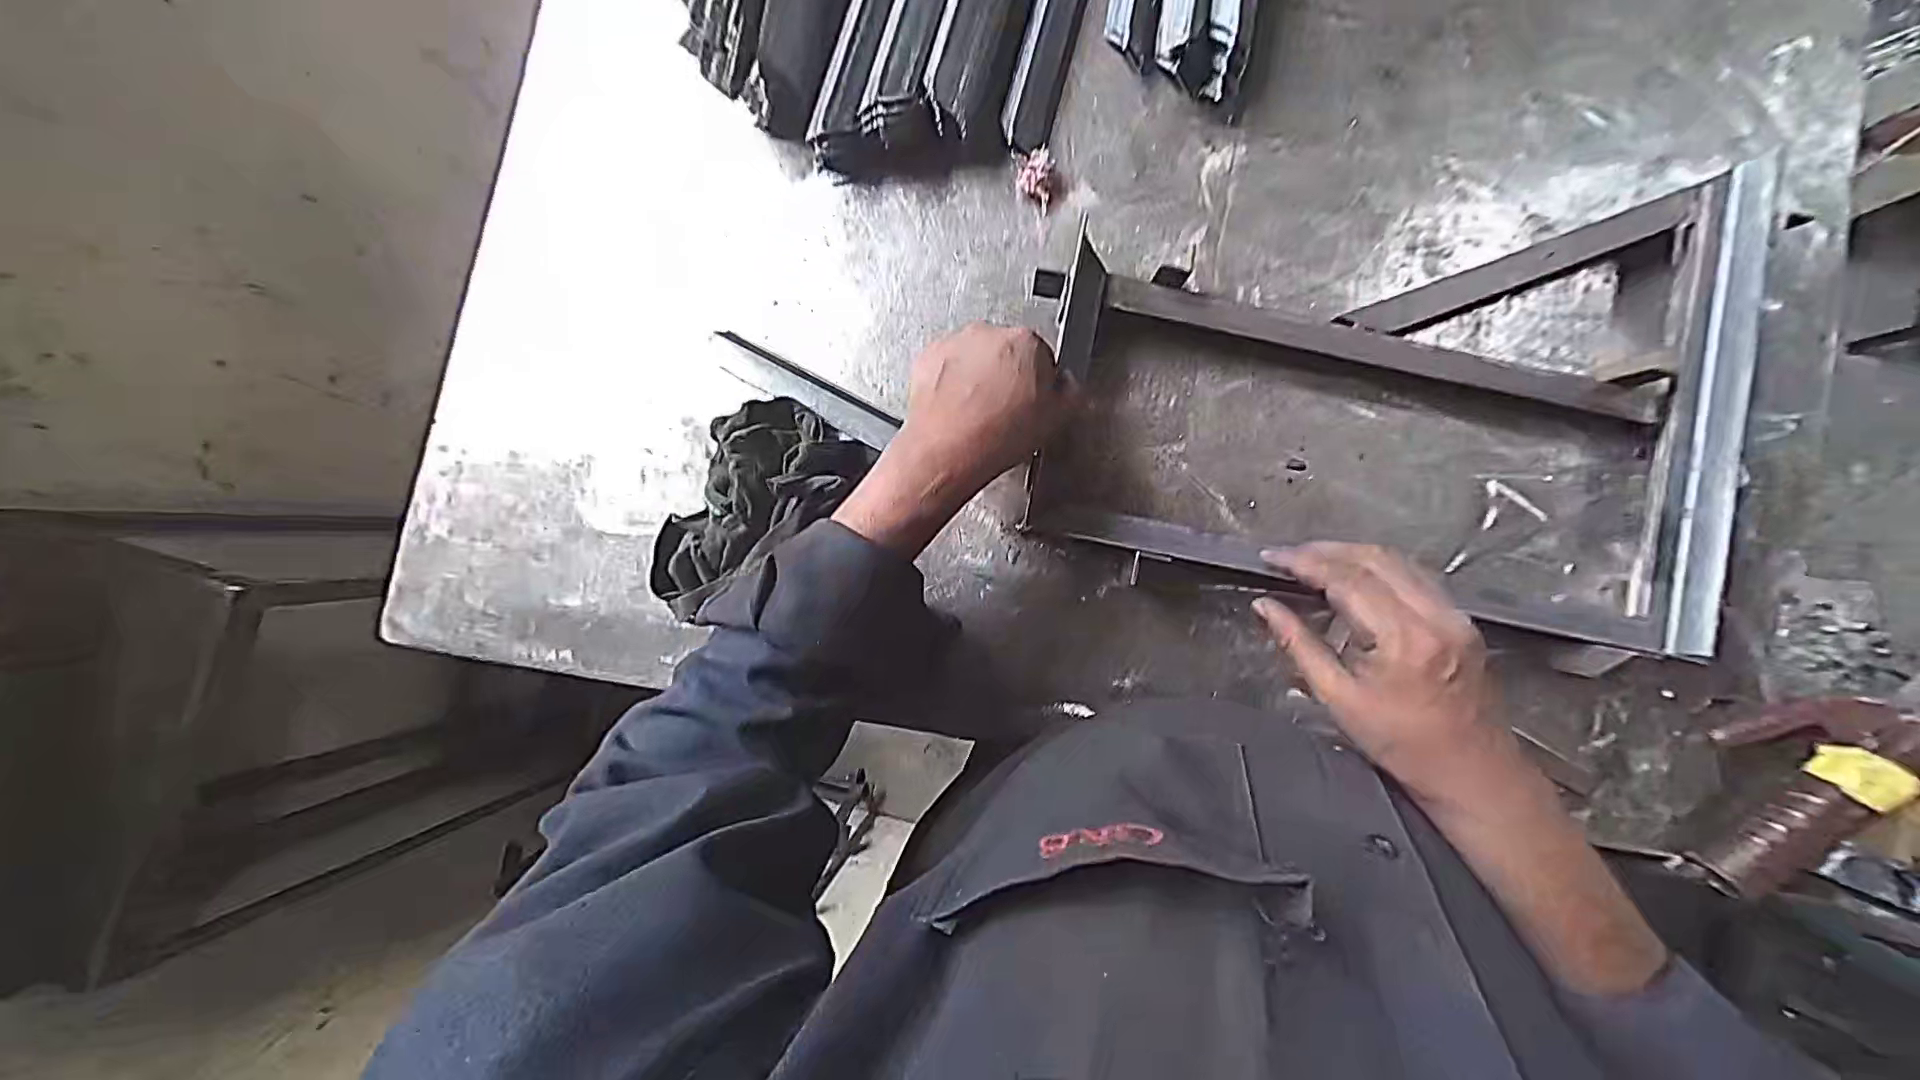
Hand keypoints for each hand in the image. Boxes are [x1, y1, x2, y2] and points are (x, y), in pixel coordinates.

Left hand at [893, 322, 1078, 492]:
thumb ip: (1069, 393)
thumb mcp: (1055, 420)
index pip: (1042, 355)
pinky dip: (949, 383)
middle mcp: (989, 335)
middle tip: (1005, 411)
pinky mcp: (928, 358)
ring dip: (977, 378)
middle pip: (1006, 352)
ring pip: (974, 358)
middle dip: (1006, 376)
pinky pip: (945, 367)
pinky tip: (956, 410)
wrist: (946, 450)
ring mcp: (955, 344)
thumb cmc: (993, 436)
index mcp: (1027, 342)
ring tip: (978, 415)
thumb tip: (1069, 386)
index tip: (1033, 400)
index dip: (1038, 382)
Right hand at [1250, 543, 1517, 802]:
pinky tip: (1352, 575)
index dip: (1305, 563)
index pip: (1348, 579)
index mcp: (1404, 638)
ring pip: (1397, 561)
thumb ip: (1298, 644)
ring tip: (1311, 560)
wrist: (1473, 773)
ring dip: (1350, 554)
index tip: (1272, 557)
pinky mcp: (1461, 620)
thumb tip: (1264, 606)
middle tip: (1286, 555)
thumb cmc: (1400, 743)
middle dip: (1325, 550)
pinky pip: (1414, 576)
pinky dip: (1377, 567)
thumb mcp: (1337, 697)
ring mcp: (1455, 615)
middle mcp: (1436, 616)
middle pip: (1375, 559)